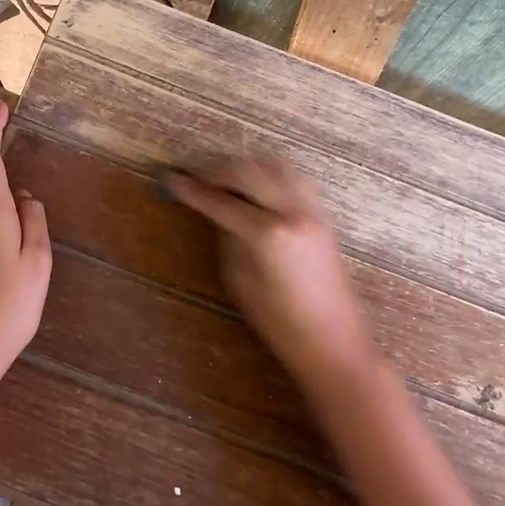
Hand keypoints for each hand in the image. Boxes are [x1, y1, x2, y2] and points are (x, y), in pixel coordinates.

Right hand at [166, 158, 366, 377]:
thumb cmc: (280, 323)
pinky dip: (268, 173)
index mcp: (268, 232)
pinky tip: (254, 188)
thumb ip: (227, 237)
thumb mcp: (240, 280)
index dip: (192, 190)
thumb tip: (216, 210)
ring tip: (223, 180)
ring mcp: (312, 209)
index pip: (220, 201)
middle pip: (247, 170)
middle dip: (216, 170)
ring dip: (245, 166)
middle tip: (194, 178)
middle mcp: (292, 211)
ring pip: (273, 164)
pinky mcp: (322, 214)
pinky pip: (292, 177)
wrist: (334, 341)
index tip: (171, 179)